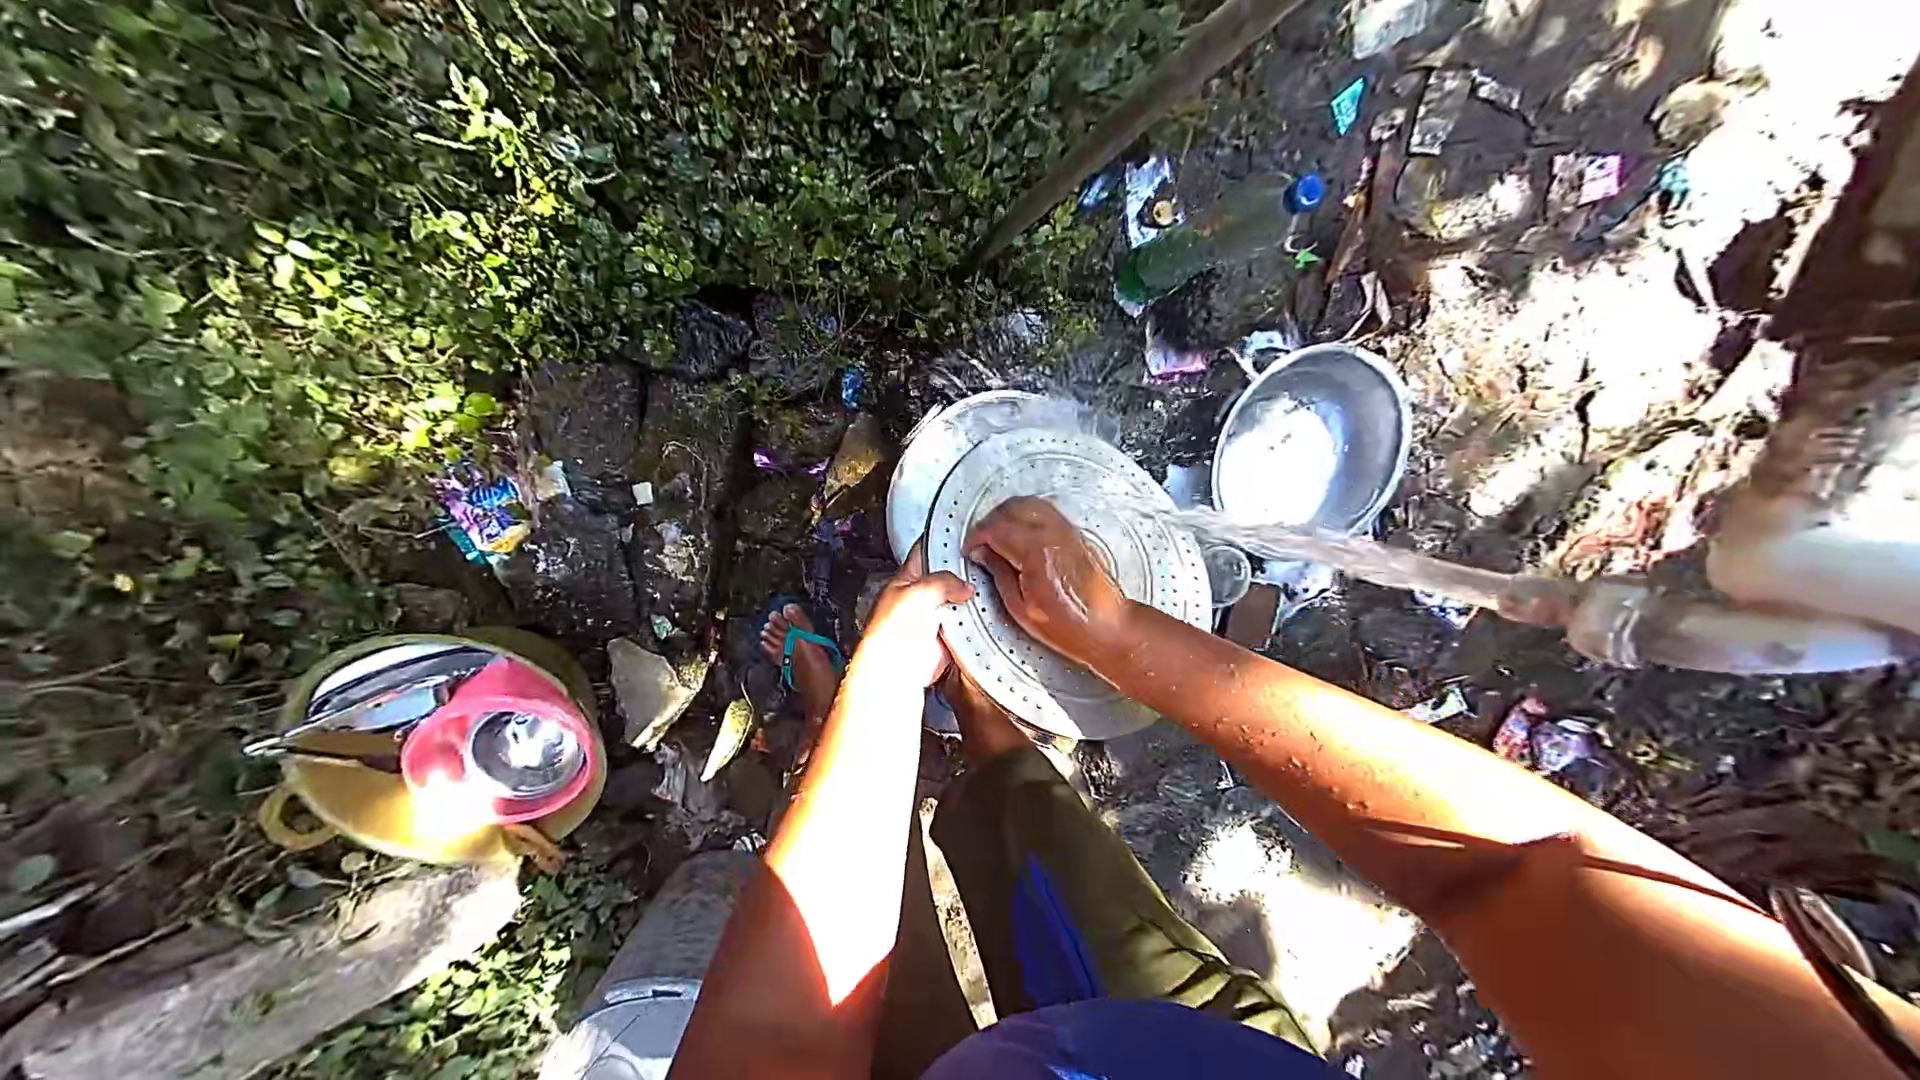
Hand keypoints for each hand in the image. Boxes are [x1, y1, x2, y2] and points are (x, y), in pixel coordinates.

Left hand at [851, 541, 973, 687]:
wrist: (895, 674)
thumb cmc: (891, 633)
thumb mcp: (919, 591)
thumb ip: (944, 581)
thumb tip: (964, 585)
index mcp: (906, 578)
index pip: (925, 550)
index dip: (942, 539)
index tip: (963, 532)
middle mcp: (919, 596)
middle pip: (948, 576)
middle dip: (965, 573)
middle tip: (983, 565)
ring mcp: (933, 618)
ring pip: (959, 601)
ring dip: (971, 600)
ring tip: (988, 589)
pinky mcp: (946, 639)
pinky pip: (966, 626)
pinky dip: (975, 623)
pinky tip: (986, 615)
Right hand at [963, 496, 1132, 667]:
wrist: (1108, 626)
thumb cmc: (1071, 625)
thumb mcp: (1021, 608)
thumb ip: (999, 574)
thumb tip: (984, 555)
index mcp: (1036, 552)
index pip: (995, 528)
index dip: (976, 537)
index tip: (970, 549)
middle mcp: (1053, 533)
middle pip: (1010, 508)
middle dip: (989, 522)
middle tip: (980, 543)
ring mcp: (1066, 530)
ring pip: (1027, 503)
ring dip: (1007, 515)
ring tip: (997, 537)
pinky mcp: (1074, 533)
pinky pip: (1043, 509)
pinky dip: (1025, 513)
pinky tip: (1019, 533)